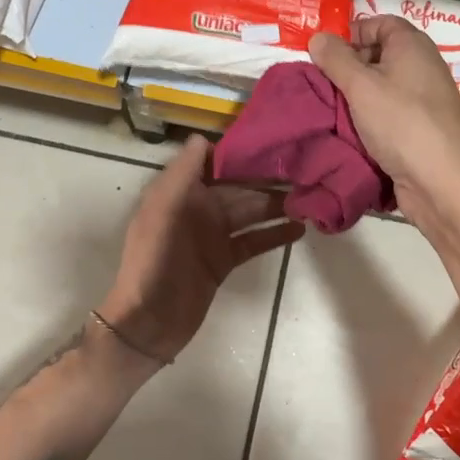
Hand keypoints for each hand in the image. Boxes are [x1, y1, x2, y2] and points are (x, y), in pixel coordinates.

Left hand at [99, 135, 303, 363]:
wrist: (150, 321)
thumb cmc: (153, 260)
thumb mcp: (162, 210)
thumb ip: (183, 173)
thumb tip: (204, 138)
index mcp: (179, 192)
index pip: (213, 162)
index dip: (239, 153)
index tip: (271, 143)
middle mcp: (197, 208)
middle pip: (238, 187)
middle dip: (267, 179)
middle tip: (304, 170)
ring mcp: (212, 235)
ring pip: (250, 212)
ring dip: (277, 205)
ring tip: (310, 198)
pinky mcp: (225, 260)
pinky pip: (254, 240)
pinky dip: (275, 234)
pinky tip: (299, 228)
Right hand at [309, 15, 459, 228]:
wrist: (443, 181)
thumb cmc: (402, 122)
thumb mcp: (361, 85)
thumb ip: (336, 59)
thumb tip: (318, 37)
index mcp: (412, 46)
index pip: (380, 24)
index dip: (352, 33)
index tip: (326, 54)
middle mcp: (422, 68)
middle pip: (379, 56)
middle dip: (348, 68)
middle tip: (320, 84)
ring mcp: (423, 102)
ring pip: (381, 90)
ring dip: (355, 100)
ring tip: (328, 110)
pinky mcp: (419, 131)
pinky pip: (388, 117)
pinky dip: (368, 122)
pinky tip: (348, 134)